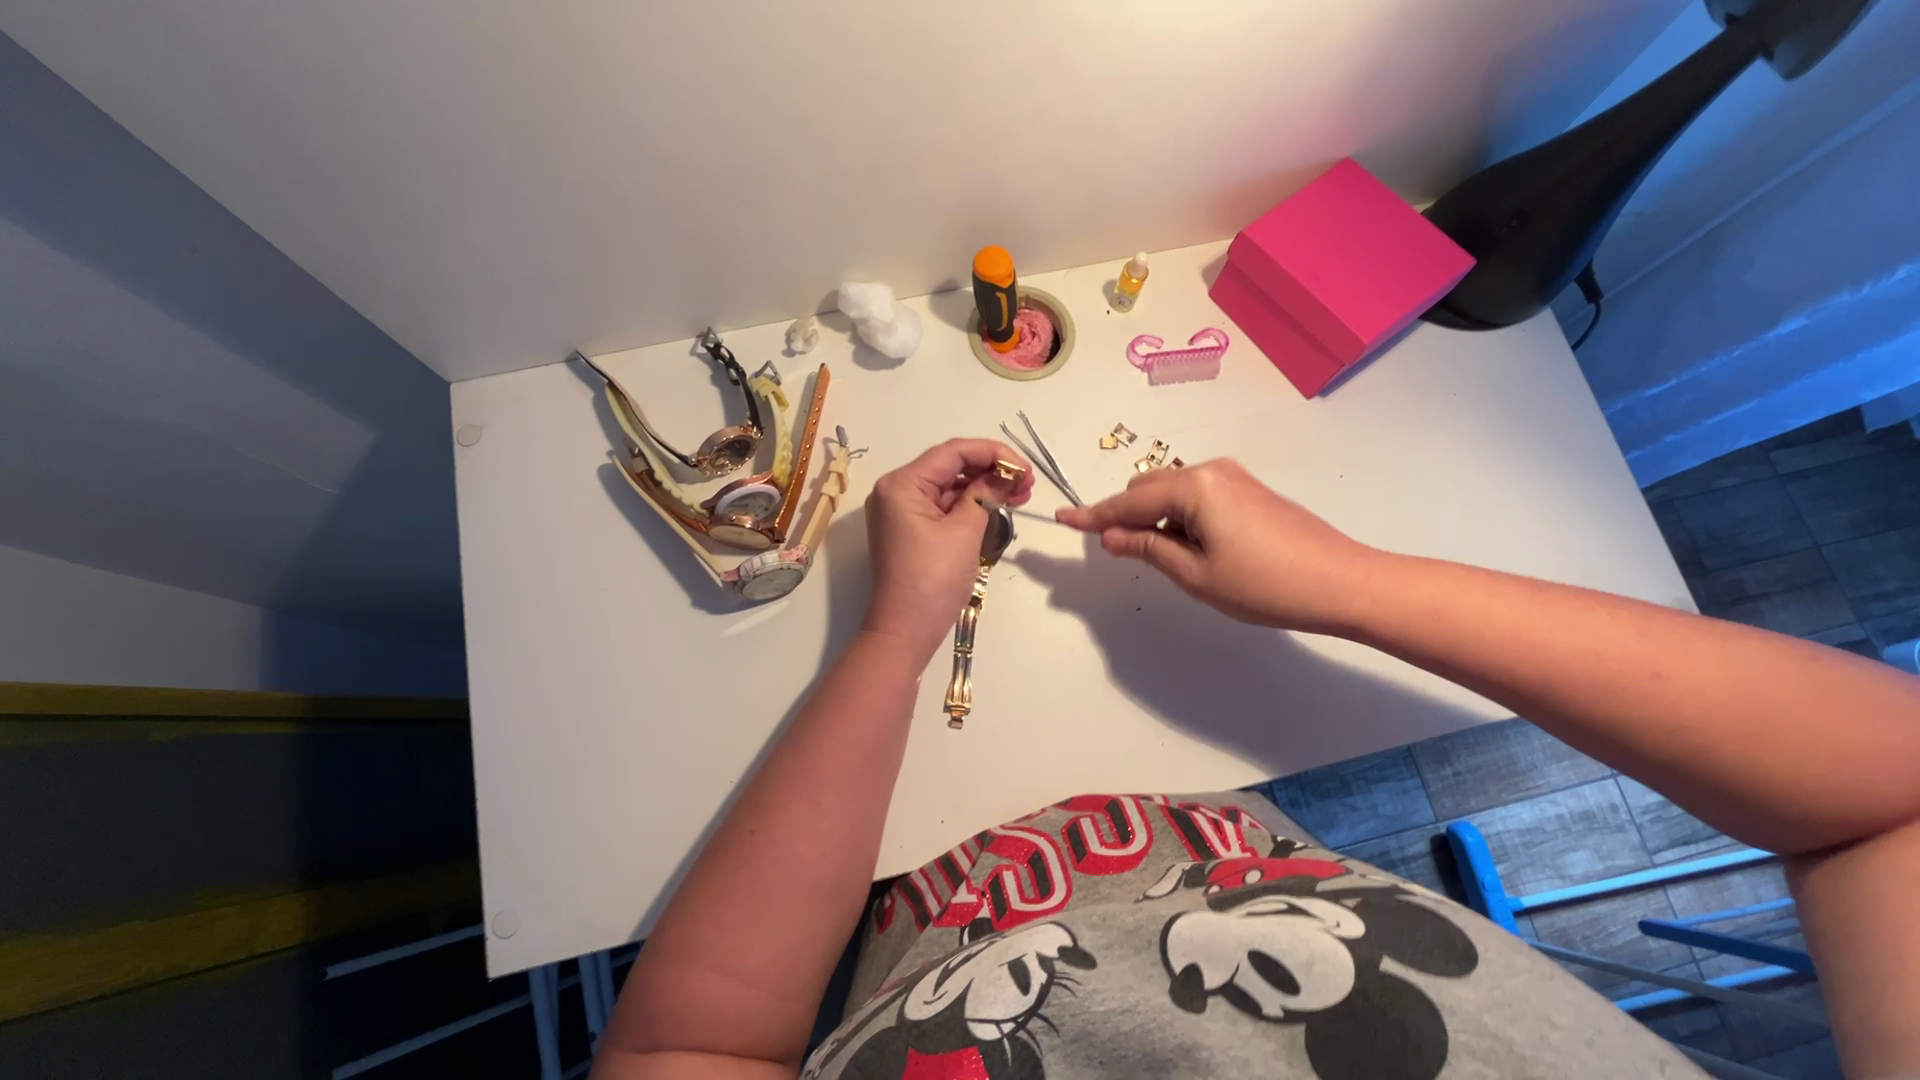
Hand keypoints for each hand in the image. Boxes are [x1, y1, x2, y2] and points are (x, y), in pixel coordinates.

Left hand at [862, 439, 1034, 657]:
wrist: (905, 631)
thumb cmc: (932, 581)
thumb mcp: (965, 532)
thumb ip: (986, 494)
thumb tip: (1007, 474)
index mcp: (902, 484)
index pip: (952, 452)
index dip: (993, 453)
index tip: (1025, 469)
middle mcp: (896, 490)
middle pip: (950, 466)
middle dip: (991, 470)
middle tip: (1027, 484)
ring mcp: (900, 510)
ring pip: (949, 486)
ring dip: (984, 488)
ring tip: (1020, 496)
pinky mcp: (909, 528)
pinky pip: (943, 506)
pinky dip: (970, 505)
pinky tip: (997, 508)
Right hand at [1056, 459, 1378, 632]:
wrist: (1342, 582)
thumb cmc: (1264, 585)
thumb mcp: (1195, 573)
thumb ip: (1146, 548)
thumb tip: (1109, 536)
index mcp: (1193, 487)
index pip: (1127, 503)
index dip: (1093, 516)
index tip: (1062, 520)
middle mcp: (1210, 470)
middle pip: (1147, 488)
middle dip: (1126, 517)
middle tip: (1119, 554)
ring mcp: (1232, 477)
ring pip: (1171, 491)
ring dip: (1154, 518)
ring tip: (1163, 558)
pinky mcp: (1248, 490)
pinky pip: (1195, 496)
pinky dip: (1179, 516)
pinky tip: (1189, 546)